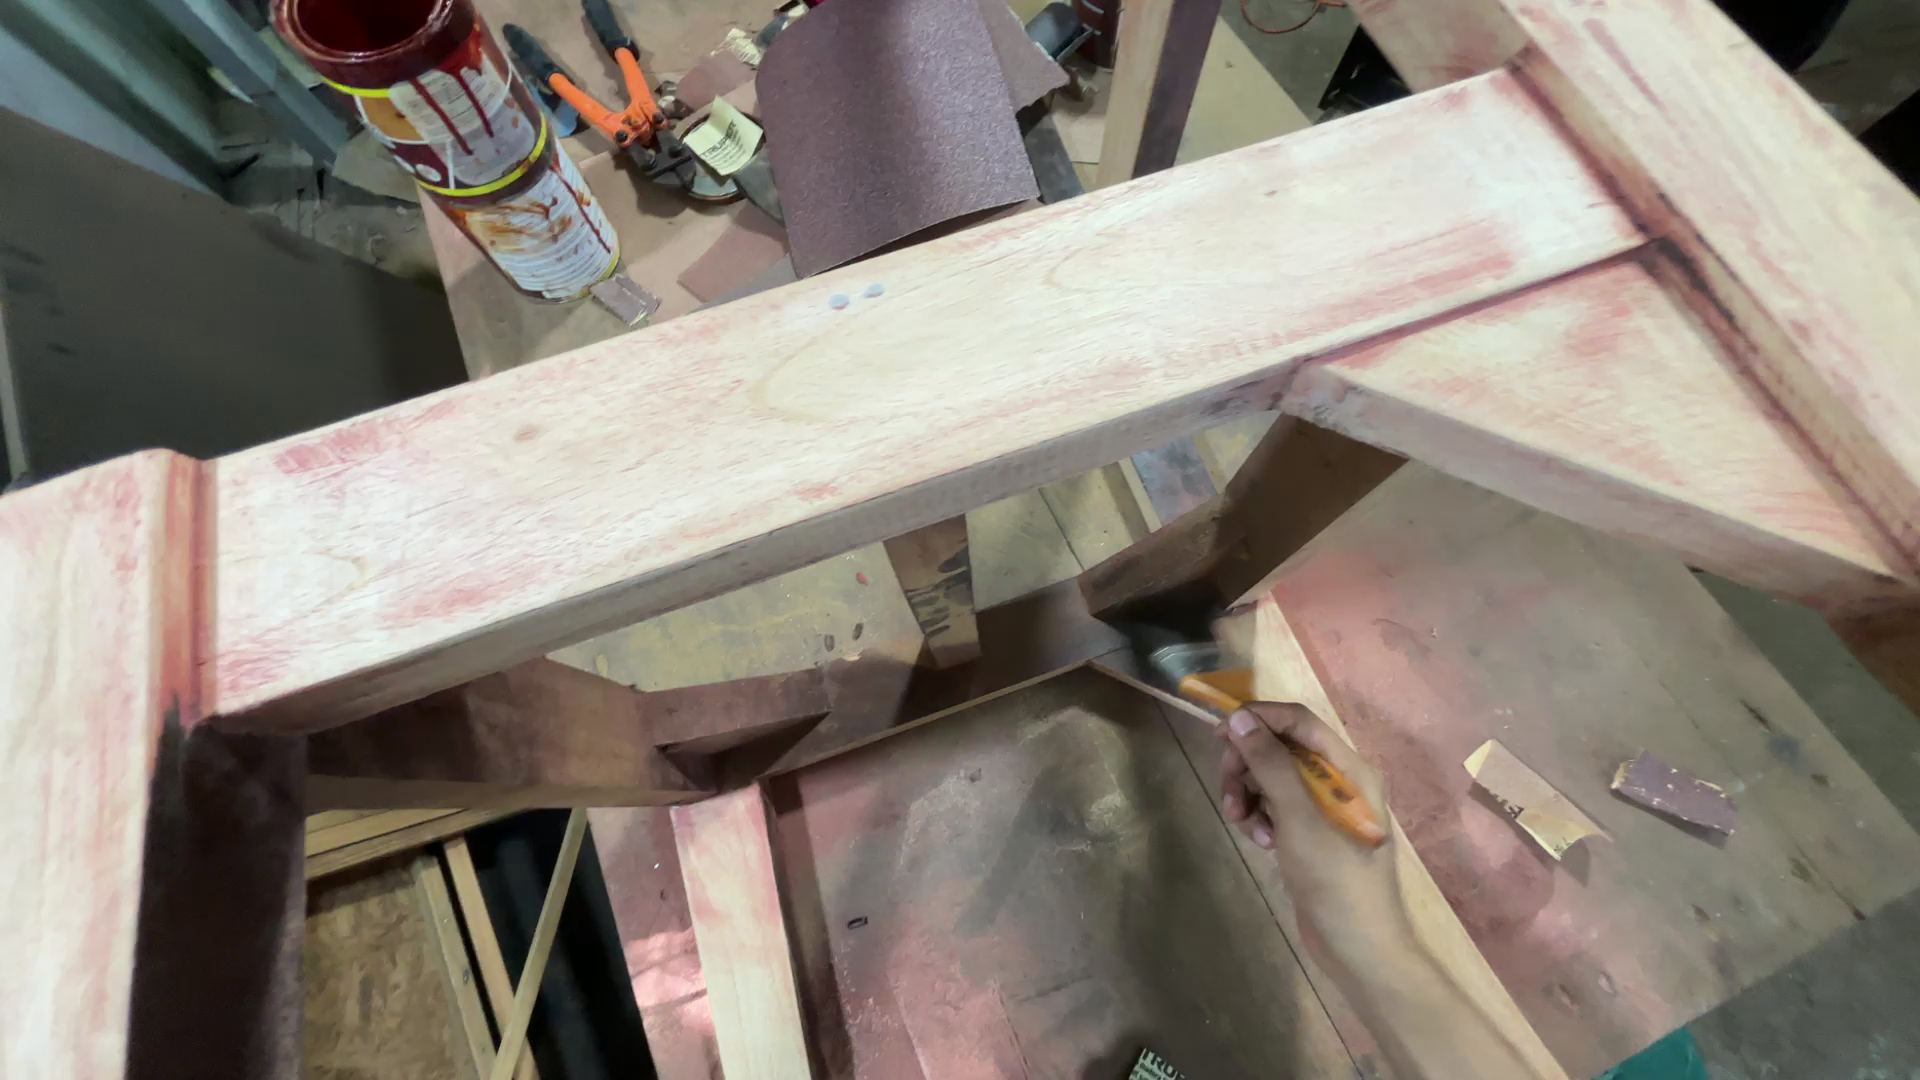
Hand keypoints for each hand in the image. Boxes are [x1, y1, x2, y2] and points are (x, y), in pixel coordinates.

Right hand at [1218, 701, 1406, 959]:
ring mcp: (1320, 805)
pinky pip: (1270, 803)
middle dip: (1246, 765)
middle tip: (1229, 792)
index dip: (1258, 718)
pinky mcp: (1306, 828)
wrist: (1358, 949)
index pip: (1296, 720)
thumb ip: (1270, 763)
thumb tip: (1239, 718)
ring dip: (1247, 794)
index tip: (1220, 733)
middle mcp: (1336, 779)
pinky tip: (1260, 841)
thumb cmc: (1336, 878)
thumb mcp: (1298, 817)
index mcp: (1347, 768)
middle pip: (1276, 747)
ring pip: (1267, 776)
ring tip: (1243, 823)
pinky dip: (1257, 816)